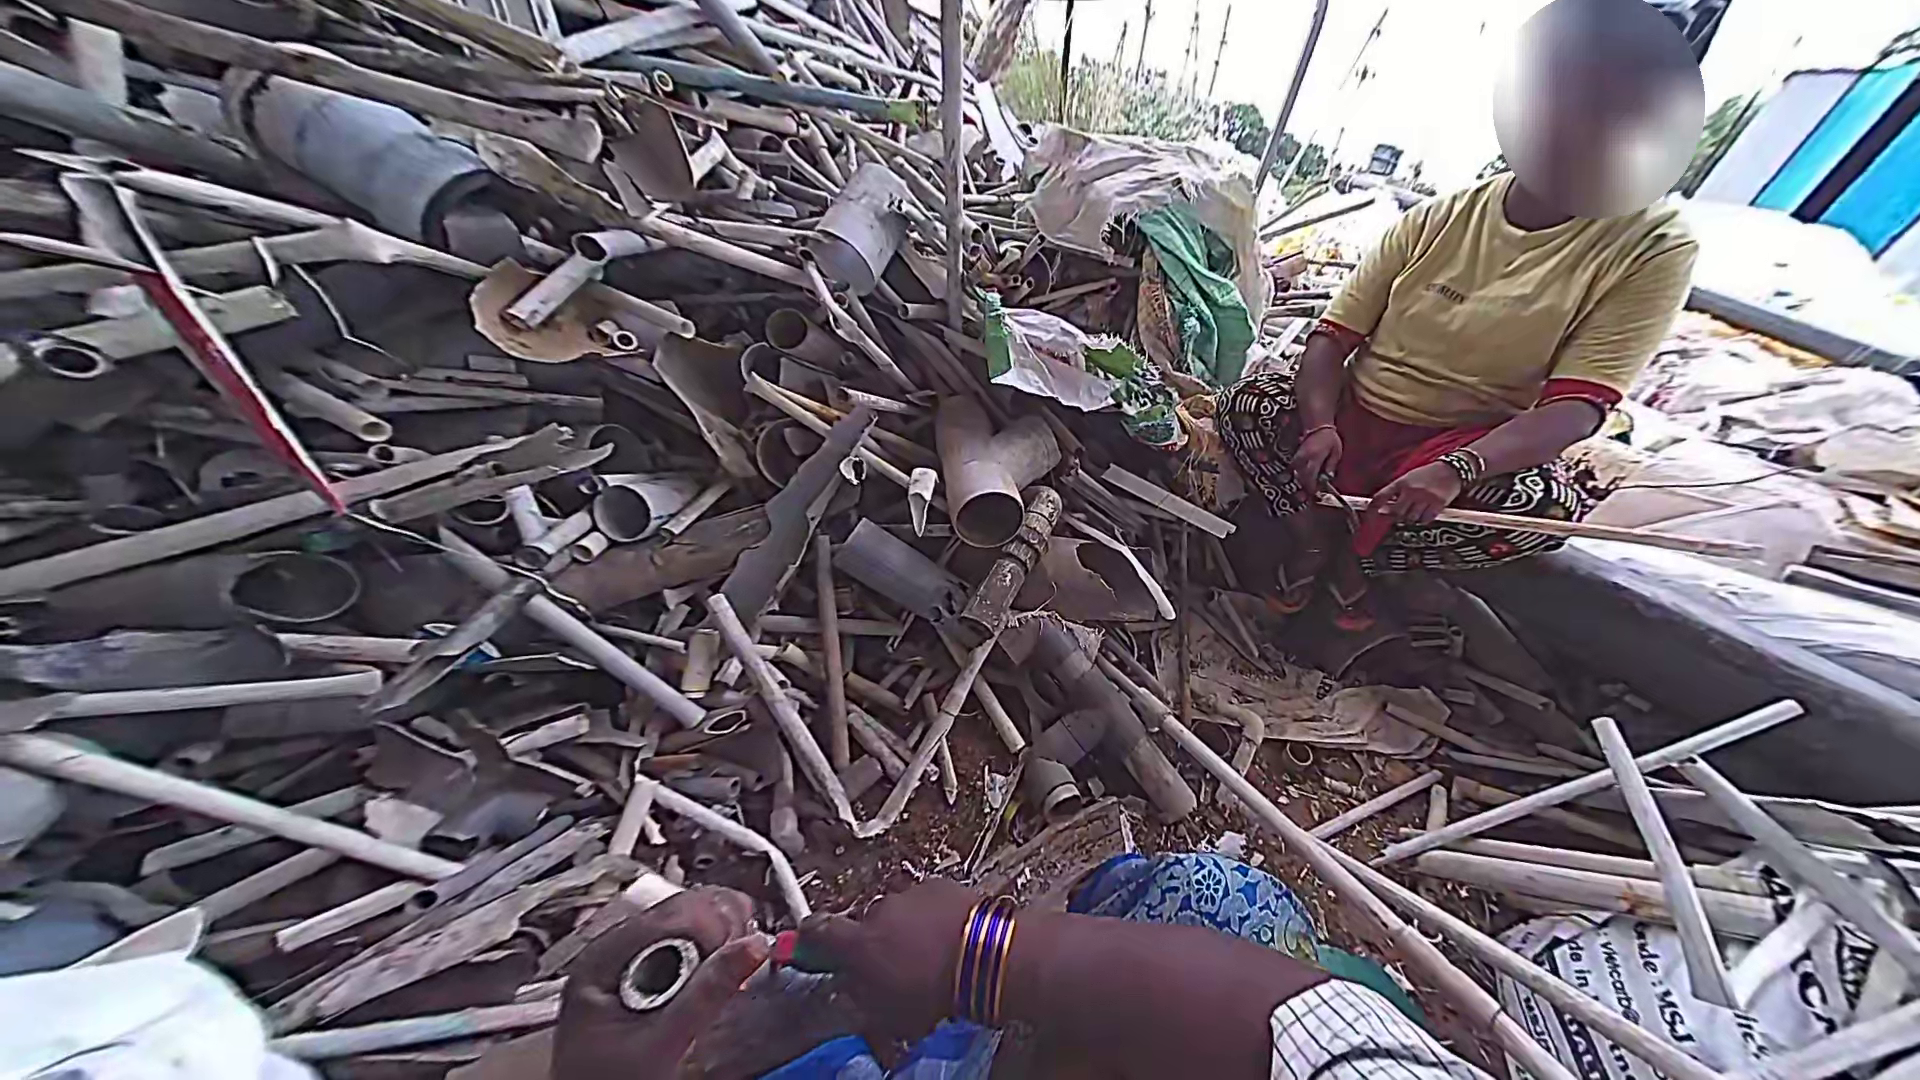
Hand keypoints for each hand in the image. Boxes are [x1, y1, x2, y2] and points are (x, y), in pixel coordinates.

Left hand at [553, 887, 770, 1079]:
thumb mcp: (659, 1046)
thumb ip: (706, 994)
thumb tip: (755, 946)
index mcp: (605, 957)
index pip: (676, 911)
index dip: (717, 924)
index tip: (740, 951)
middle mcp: (618, 945)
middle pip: (688, 905)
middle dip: (725, 925)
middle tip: (744, 958)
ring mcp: (634, 954)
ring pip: (694, 915)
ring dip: (724, 933)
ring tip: (735, 966)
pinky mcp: (650, 965)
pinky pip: (691, 936)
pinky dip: (715, 945)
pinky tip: (722, 969)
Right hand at [795, 878, 979, 1039]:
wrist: (981, 953)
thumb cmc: (934, 990)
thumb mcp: (887, 1011)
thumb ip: (859, 994)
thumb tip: (848, 986)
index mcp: (860, 941)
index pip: (818, 930)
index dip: (807, 936)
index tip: (803, 939)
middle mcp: (879, 909)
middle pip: (863, 921)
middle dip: (871, 938)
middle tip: (888, 962)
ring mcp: (909, 893)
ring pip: (896, 910)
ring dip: (902, 925)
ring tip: (923, 951)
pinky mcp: (936, 884)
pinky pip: (922, 900)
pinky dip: (927, 913)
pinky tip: (942, 934)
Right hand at [1292, 427, 1342, 497]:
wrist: (1318, 427)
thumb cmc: (1329, 439)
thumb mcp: (1336, 451)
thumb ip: (1331, 465)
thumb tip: (1327, 477)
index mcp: (1315, 456)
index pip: (1310, 475)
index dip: (1311, 485)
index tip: (1314, 492)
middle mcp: (1304, 457)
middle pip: (1300, 476)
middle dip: (1304, 485)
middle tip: (1308, 493)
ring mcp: (1298, 456)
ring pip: (1295, 472)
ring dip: (1300, 480)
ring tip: (1304, 486)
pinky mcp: (1296, 455)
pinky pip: (1294, 467)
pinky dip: (1297, 474)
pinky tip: (1301, 478)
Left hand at [1368, 462, 1464, 524]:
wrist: (1452, 469)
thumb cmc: (1428, 474)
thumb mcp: (1407, 478)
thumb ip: (1395, 491)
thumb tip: (1382, 508)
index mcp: (1401, 483)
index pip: (1380, 497)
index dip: (1372, 508)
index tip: (1369, 514)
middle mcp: (1411, 491)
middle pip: (1396, 512)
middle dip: (1395, 516)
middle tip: (1398, 515)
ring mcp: (1425, 498)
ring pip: (1410, 517)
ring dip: (1409, 518)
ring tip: (1413, 512)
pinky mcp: (1438, 504)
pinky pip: (1425, 519)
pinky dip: (1423, 519)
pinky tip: (1424, 514)